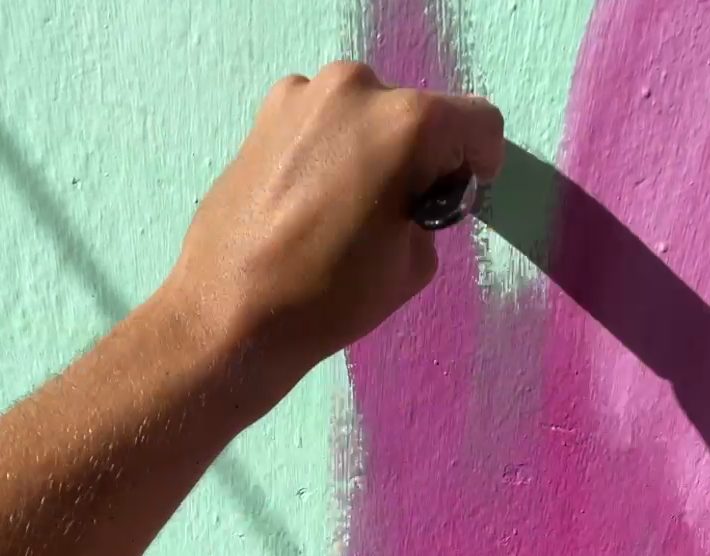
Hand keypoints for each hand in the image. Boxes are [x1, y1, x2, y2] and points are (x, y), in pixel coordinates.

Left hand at [162, 62, 503, 383]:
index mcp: (405, 124)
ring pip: (365, 115)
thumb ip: (428, 217)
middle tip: (393, 213)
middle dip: (419, 158)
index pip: (477, 124)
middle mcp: (355, 87)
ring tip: (344, 211)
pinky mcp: (264, 113)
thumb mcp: (411, 268)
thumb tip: (410, 199)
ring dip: (371, 151)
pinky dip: (329, 151)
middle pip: (417, 114)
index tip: (459, 197)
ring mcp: (302, 94)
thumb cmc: (330, 299)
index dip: (479, 165)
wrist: (231, 314)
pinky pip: (321, 124)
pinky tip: (307, 201)